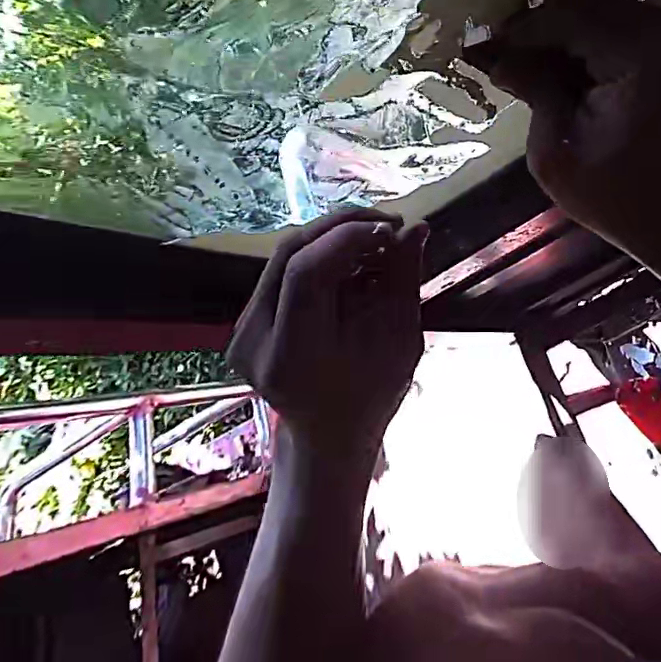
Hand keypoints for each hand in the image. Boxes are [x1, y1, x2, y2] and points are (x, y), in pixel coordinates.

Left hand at [227, 209, 427, 463]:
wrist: (328, 436)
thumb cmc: (371, 398)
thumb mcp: (398, 342)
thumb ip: (402, 281)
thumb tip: (416, 228)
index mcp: (289, 355)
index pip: (306, 271)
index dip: (349, 238)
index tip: (393, 230)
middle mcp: (253, 338)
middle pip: (291, 252)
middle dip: (345, 227)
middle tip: (390, 225)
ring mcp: (243, 327)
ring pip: (288, 254)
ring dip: (336, 238)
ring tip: (379, 242)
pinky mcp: (249, 317)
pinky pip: (286, 267)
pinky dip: (325, 255)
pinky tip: (356, 259)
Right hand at [465, 0, 660, 271]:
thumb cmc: (626, 203)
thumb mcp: (558, 155)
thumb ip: (534, 92)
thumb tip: (500, 58)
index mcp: (649, 52)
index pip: (570, 20)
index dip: (522, 31)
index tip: (484, 45)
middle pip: (593, 8)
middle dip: (544, 28)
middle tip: (502, 49)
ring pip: (613, 15)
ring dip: (570, 35)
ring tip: (529, 59)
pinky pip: (635, 31)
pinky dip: (599, 44)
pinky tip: (568, 65)